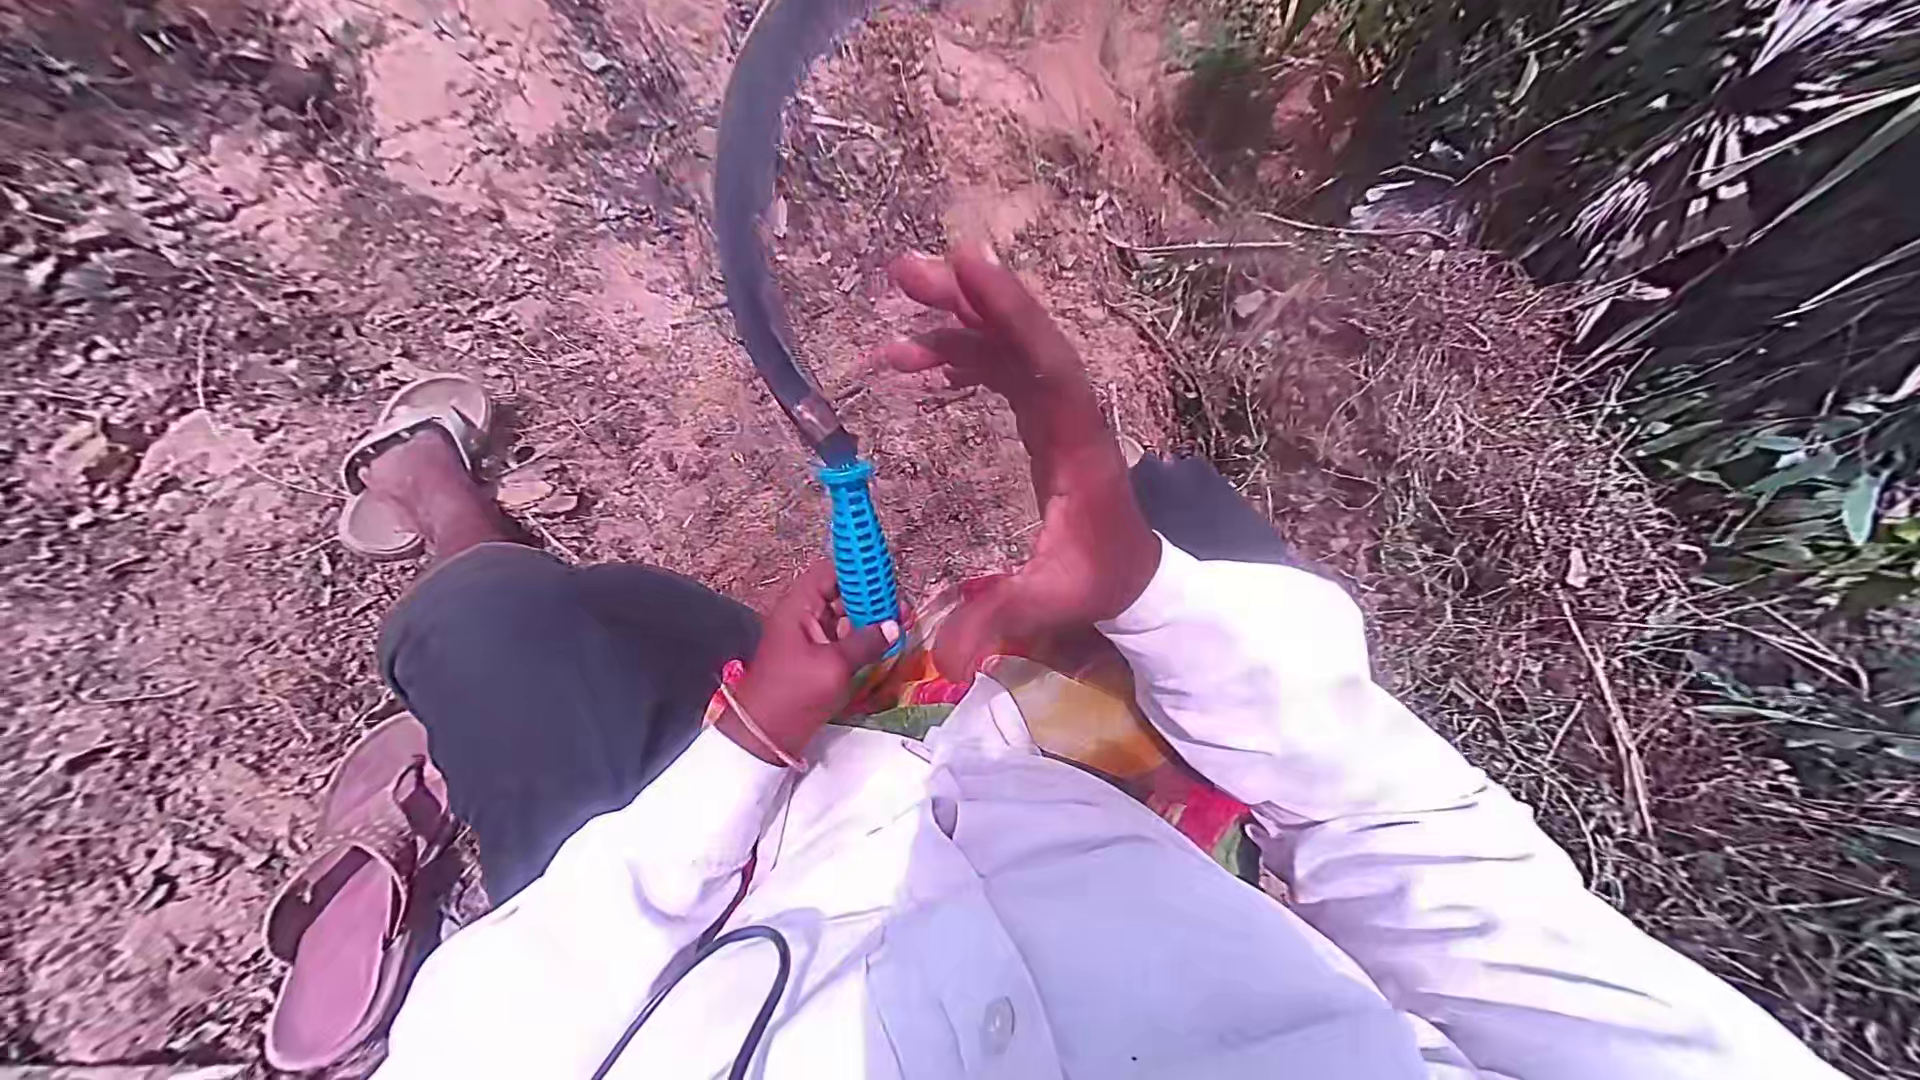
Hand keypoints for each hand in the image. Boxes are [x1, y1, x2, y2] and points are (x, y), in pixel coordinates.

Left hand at [724, 562, 899, 764]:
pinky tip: (887, 642)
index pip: (831, 571)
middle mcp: (805, 615)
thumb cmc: (793, 694)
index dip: (858, 571)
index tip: (887, 580)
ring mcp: (811, 636)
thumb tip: (894, 625)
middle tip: (902, 606)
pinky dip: (865, 637)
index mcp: (800, 607)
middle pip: (842, 592)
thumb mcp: (833, 666)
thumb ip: (866, 642)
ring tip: (901, 623)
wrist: (763, 736)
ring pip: (846, 615)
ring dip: (872, 617)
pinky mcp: (818, 656)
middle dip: (872, 597)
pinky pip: (845, 637)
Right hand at [879, 241, 1160, 679]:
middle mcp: (1071, 416)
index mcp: (1081, 447)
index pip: (1051, 366)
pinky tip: (920, 364)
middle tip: (905, 272)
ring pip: (1008, 350)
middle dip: (969, 302)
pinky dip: (961, 360)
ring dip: (956, 326)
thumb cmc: (1099, 580)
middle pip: (1025, 340)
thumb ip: (999, 621)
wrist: (1132, 573)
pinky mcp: (1040, 423)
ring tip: (894, 324)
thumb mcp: (1050, 601)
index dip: (1013, 314)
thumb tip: (944, 663)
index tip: (967, 265)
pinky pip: (1000, 374)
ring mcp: (1055, 415)